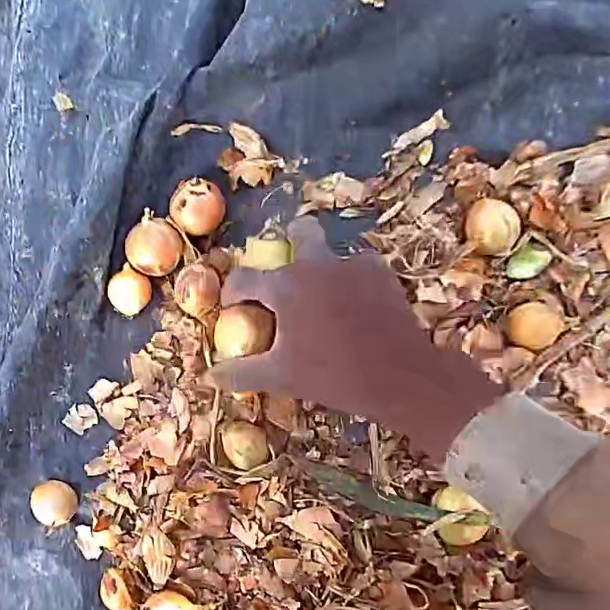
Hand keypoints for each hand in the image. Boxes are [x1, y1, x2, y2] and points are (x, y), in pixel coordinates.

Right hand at [208, 217, 502, 456]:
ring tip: (328, 300)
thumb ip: (243, 373)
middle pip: (299, 232)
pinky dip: (354, 281)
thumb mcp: (282, 377)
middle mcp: (317, 264)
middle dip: (290, 241)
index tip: (236, 305)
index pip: (244, 278)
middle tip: (288, 270)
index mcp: (285, 287)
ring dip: (325, 268)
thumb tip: (210, 376)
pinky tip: (357, 306)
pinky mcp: (382, 272)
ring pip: (333, 253)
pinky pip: (361, 267)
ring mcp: (353, 264)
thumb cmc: (334, 376)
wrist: (400, 376)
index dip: (234, 291)